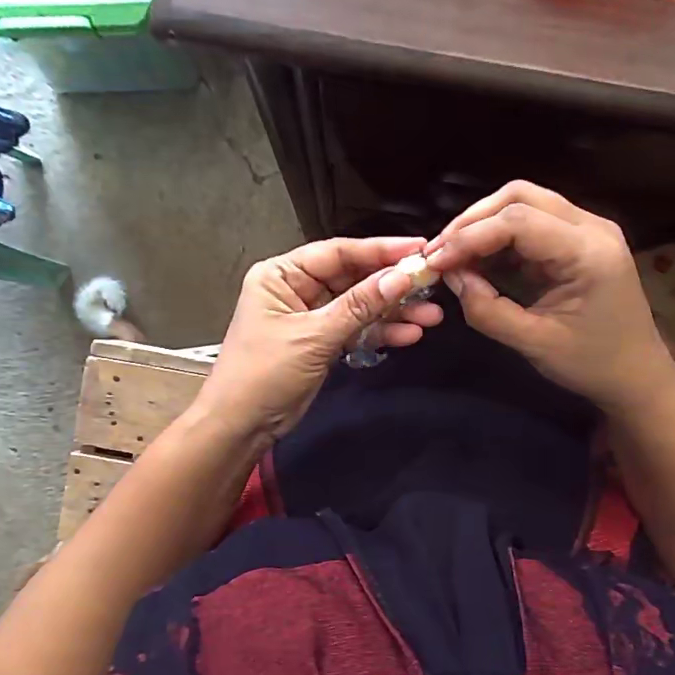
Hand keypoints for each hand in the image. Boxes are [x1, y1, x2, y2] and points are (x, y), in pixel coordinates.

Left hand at [193, 237, 445, 442]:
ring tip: (431, 316)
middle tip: (432, 283)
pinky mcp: (321, 342)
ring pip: (359, 305)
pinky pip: (356, 329)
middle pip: (353, 277)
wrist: (241, 426)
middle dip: (392, 284)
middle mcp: (296, 289)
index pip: (338, 253)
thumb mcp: (314, 336)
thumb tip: (402, 277)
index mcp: (282, 274)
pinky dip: (380, 332)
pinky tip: (408, 334)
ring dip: (393, 311)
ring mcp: (311, 316)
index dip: (380, 250)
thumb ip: (360, 306)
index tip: (418, 248)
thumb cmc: (264, 373)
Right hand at [424, 181, 674, 411]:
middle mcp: (591, 227)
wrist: (637, 376)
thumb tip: (451, 277)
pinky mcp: (579, 240)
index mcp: (588, 251)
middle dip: (473, 221)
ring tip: (453, 255)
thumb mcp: (533, 343)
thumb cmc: (591, 364)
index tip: (435, 263)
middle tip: (440, 252)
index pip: (517, 221)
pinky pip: (532, 223)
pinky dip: (500, 237)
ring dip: (484, 225)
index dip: (469, 237)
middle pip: (520, 196)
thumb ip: (487, 309)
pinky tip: (478, 260)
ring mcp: (588, 230)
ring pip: (524, 203)